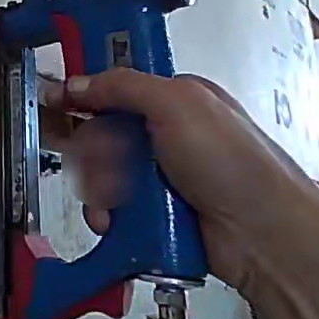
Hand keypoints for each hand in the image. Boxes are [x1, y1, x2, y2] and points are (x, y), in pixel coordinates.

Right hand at [45, 69, 318, 292]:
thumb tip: (83, 82)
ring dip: (102, 186)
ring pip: (99, 173)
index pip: (114, 84)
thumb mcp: (178, 105)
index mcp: (172, 98)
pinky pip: (109, 206)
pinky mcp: (151, 210)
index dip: (84, 91)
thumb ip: (124, 86)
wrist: (262, 236)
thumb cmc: (240, 166)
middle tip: (108, 160)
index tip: (57, 98)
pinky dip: (109, 213)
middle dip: (95, 150)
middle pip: (98, 132)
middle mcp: (162, 134)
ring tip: (121, 196)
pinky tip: (120, 218)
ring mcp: (156, 174)